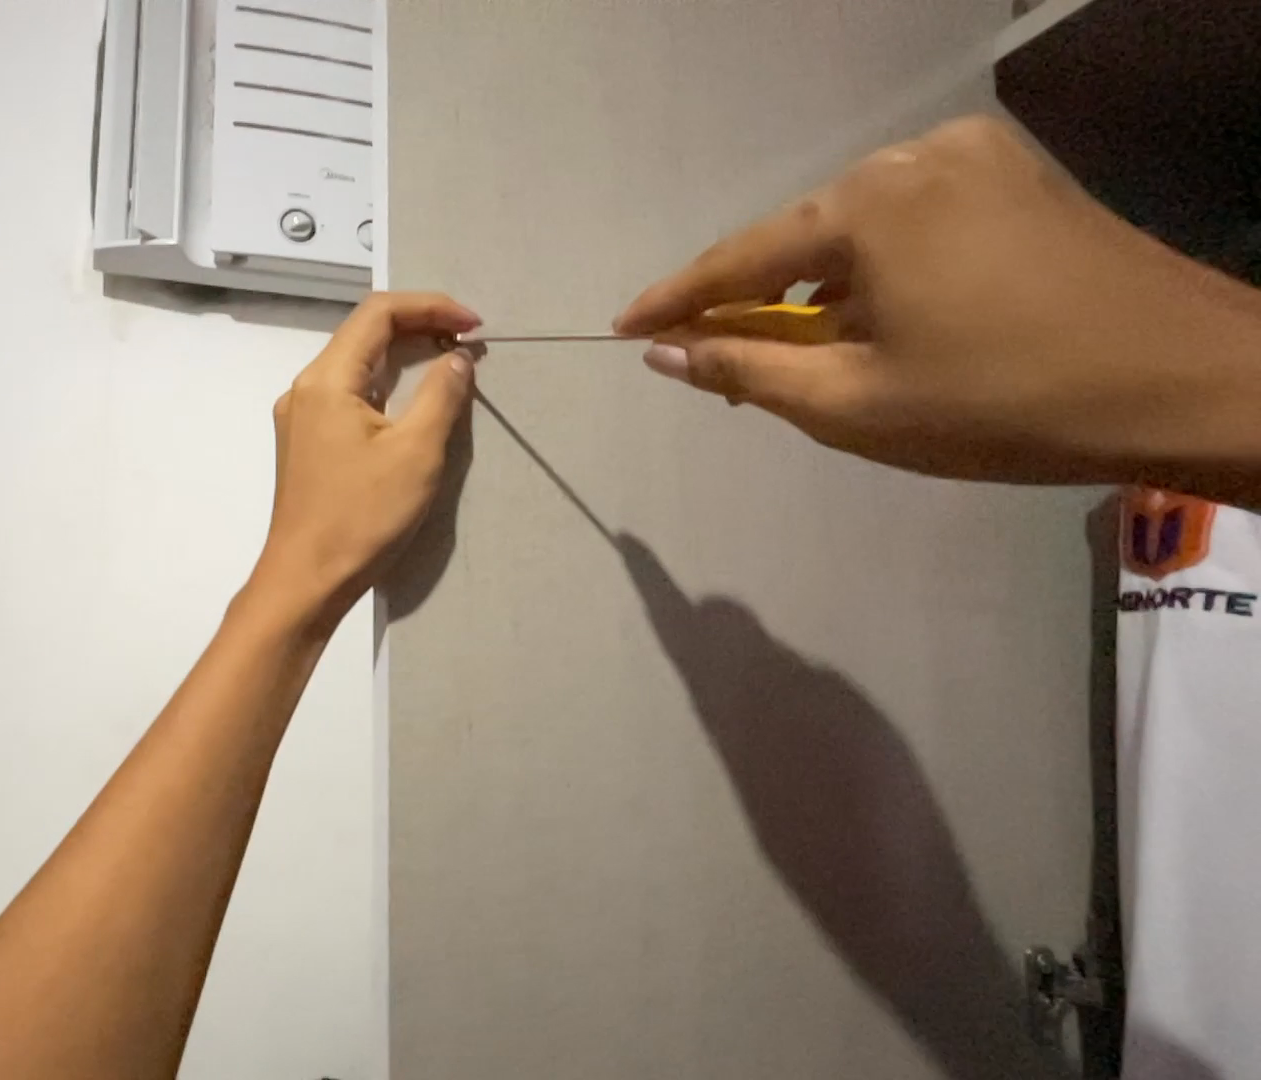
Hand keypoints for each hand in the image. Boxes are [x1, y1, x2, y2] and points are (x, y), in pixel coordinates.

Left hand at [247, 292, 481, 626]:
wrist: (306, 579)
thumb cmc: (361, 517)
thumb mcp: (416, 452)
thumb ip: (441, 394)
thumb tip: (457, 358)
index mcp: (325, 380)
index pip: (378, 313)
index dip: (431, 307)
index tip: (474, 326)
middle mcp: (304, 389)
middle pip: (363, 335)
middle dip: (419, 328)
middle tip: (467, 345)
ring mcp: (299, 418)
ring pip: (355, 367)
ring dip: (402, 359)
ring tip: (448, 367)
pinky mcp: (305, 444)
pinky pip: (347, 397)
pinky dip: (383, 389)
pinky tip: (411, 405)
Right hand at [616, 114, 1260, 487]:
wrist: (1198, 386)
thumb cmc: (1000, 404)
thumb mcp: (846, 402)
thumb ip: (741, 370)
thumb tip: (664, 353)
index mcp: (870, 205)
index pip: (737, 259)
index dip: (672, 300)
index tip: (621, 329)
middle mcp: (914, 159)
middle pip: (790, 239)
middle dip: (743, 302)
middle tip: (701, 357)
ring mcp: (973, 160)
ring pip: (843, 234)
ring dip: (803, 294)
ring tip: (785, 355)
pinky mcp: (1011, 178)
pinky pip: (896, 226)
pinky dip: (859, 276)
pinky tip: (858, 322)